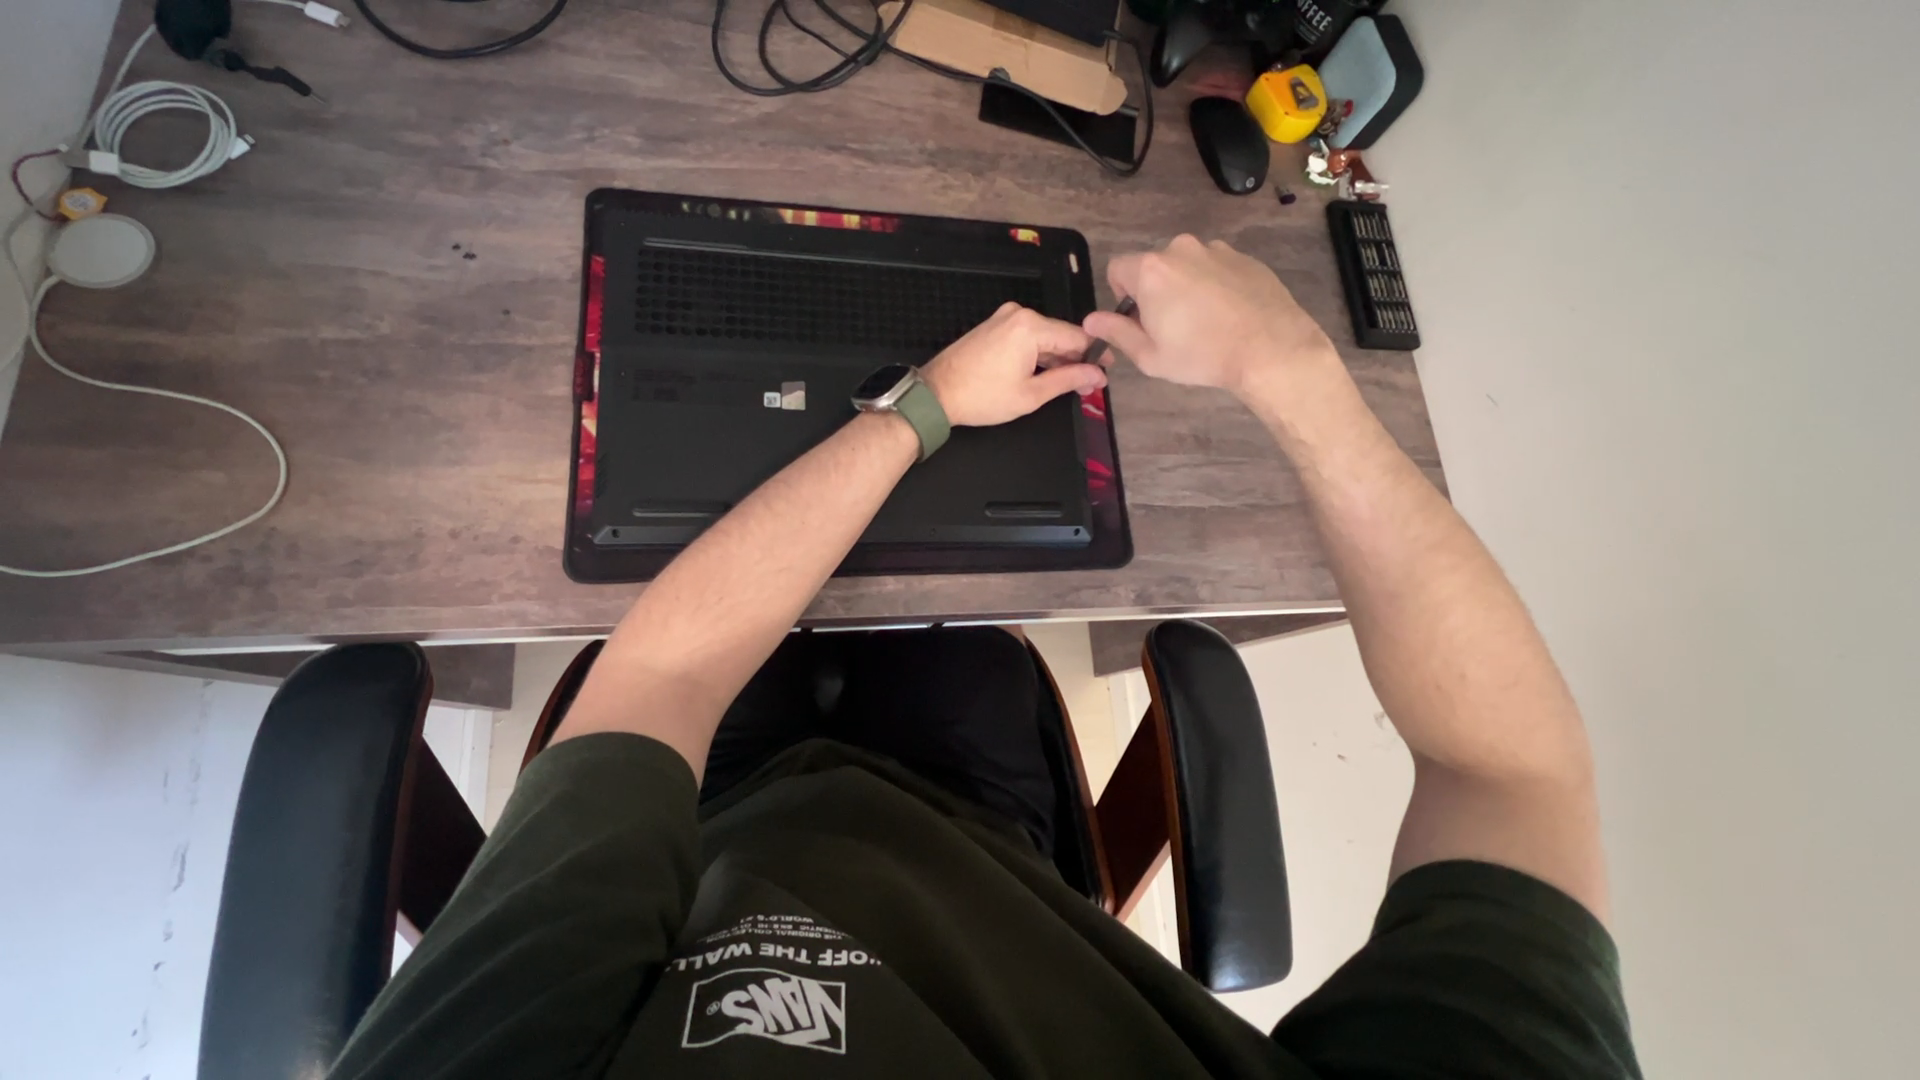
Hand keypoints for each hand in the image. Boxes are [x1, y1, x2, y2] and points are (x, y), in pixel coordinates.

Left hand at [920, 303, 1106, 427]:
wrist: (937, 394)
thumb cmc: (982, 397)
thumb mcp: (1031, 394)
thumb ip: (1068, 380)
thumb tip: (1096, 375)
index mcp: (1031, 326)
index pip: (1076, 335)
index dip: (1095, 354)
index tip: (1107, 371)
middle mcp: (1019, 314)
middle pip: (1060, 335)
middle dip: (1077, 359)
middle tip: (1090, 384)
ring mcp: (1004, 318)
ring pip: (1044, 337)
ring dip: (1058, 359)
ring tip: (1071, 383)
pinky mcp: (994, 327)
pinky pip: (1027, 337)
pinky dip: (1039, 355)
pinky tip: (1047, 374)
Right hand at [1082, 235, 1340, 398]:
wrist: (1269, 348)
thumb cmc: (1201, 356)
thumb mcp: (1150, 355)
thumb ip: (1117, 332)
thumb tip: (1091, 320)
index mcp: (1151, 270)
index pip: (1117, 268)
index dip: (1121, 295)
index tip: (1138, 319)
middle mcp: (1181, 249)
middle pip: (1153, 266)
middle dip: (1155, 291)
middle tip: (1171, 327)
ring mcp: (1216, 250)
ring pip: (1186, 267)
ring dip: (1185, 288)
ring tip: (1203, 323)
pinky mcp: (1244, 258)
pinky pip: (1216, 269)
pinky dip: (1214, 287)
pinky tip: (1227, 316)